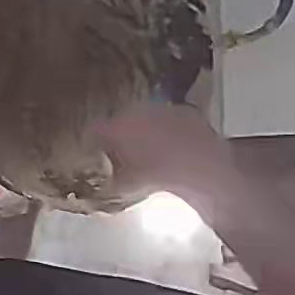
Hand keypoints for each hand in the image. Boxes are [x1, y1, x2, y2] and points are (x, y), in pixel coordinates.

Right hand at [91, 102, 238, 207]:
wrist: (204, 168)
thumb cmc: (157, 176)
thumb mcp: (126, 186)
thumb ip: (111, 181)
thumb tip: (106, 183)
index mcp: (116, 127)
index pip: (93, 130)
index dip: (91, 142)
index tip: (92, 152)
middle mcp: (135, 112)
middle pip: (118, 121)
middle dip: (118, 134)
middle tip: (120, 153)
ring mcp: (162, 109)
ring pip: (144, 118)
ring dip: (143, 130)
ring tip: (147, 150)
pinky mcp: (185, 111)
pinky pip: (168, 119)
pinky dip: (167, 130)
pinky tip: (172, 147)